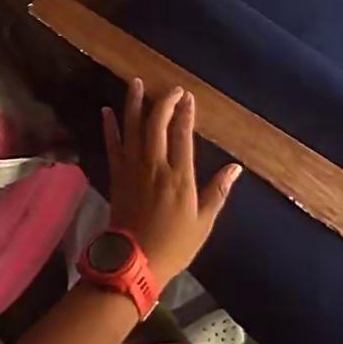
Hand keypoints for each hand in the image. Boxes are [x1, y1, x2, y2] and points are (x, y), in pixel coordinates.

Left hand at [101, 80, 242, 288]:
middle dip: (164, 101)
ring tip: (136, 82)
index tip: (188, 96)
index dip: (185, 112)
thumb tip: (236, 168)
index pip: (183, 134)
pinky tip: (106, 110)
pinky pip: (112, 144)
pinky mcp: (116, 173)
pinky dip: (109, 126)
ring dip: (134, 103)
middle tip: (171, 88)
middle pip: (157, 123)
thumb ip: (218, 191)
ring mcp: (132, 167)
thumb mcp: (204, 221)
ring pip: (133, 127)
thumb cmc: (174, 244)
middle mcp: (155, 164)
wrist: (134, 261)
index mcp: (180, 176)